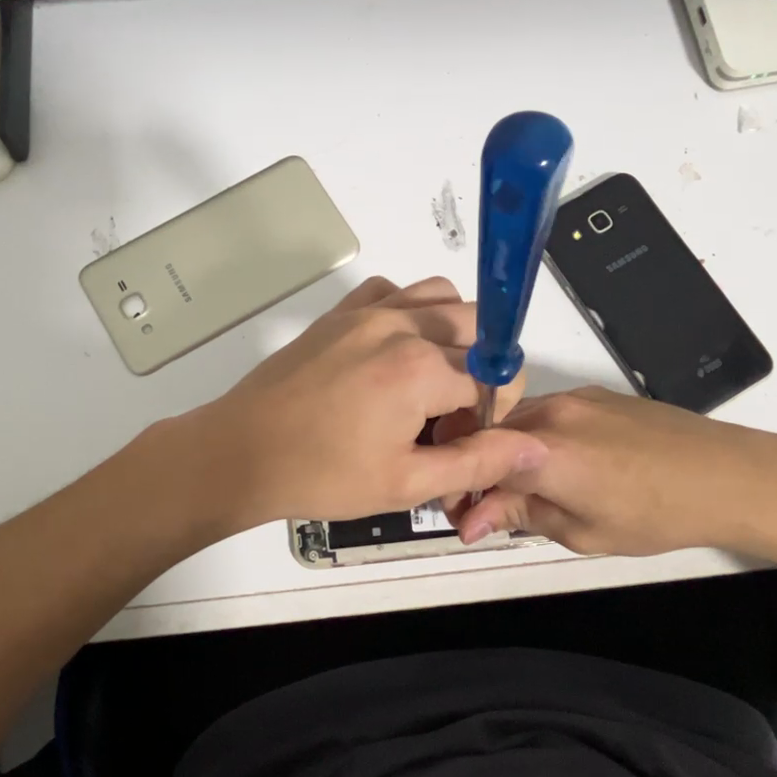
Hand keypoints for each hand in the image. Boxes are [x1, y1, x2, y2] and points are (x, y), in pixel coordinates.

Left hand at [193, 276, 542, 525]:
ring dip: (453, 335)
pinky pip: (393, 292)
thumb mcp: (405, 484)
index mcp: (422, 369)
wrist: (242, 453)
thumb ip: (476, 463)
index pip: (497, 375)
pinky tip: (394, 355)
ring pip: (441, 297)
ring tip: (427, 384)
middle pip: (479, 327)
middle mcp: (401, 326)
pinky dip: (409, 312)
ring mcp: (366, 312)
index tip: (460, 442)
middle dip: (480, 371)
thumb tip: (535, 447)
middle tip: (445, 419)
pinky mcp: (339, 313)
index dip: (492, 414)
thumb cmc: (322, 476)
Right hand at [448, 386, 776, 556]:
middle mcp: (551, 413)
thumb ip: (521, 516)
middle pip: (487, 436)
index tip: (463, 519)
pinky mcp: (596, 394)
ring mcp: (575, 398)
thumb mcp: (582, 532)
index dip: (459, 491)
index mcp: (544, 451)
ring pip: (515, 422)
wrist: (732, 476)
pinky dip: (534, 440)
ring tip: (524, 491)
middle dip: (477, 470)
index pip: (473, 464)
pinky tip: (556, 468)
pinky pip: (546, 414)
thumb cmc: (658, 514)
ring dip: (505, 453)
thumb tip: (472, 520)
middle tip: (487, 509)